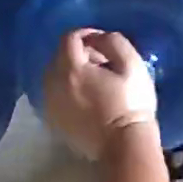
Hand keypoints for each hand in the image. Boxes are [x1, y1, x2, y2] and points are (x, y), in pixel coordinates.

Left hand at [41, 29, 158, 159]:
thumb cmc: (130, 104)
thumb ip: (114, 42)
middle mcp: (53, 84)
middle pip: (59, 56)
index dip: (88, 34)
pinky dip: (66, 89)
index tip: (105, 42)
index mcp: (71, 69)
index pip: (70, 38)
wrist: (123, 147)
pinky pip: (54, 94)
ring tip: (95, 80)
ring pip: (54, 75)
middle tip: (103, 61)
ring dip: (71, 71)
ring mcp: (50, 104)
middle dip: (79, 52)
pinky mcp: (53, 120)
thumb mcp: (132, 65)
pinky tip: (86, 97)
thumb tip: (99, 38)